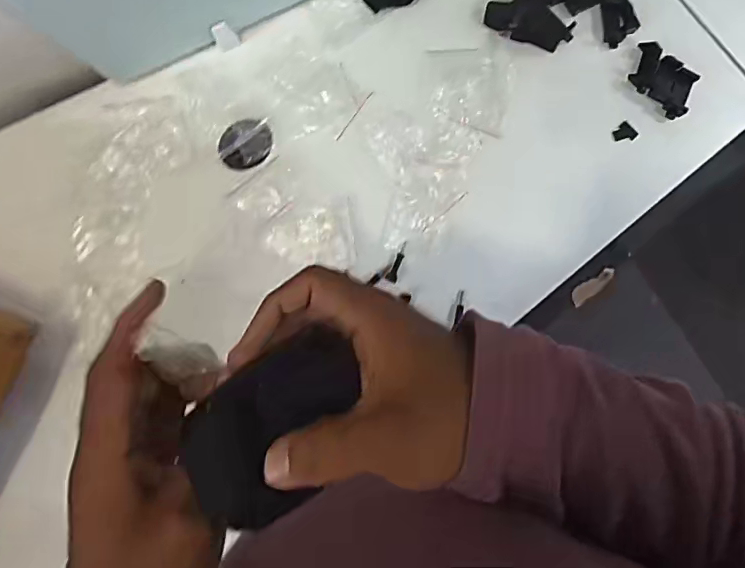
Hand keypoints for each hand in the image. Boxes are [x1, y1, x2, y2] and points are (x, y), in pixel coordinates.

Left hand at [70, 282, 220, 567]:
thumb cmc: (148, 566)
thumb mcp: (185, 509)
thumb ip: (206, 444)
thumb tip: (228, 392)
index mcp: (106, 453)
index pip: (111, 374)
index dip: (129, 327)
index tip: (158, 290)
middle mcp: (109, 447)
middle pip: (131, 379)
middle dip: (172, 354)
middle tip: (220, 358)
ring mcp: (126, 459)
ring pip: (151, 395)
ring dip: (186, 377)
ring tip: (229, 378)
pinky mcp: (145, 470)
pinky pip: (164, 417)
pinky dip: (192, 399)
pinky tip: (224, 401)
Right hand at [227, 266, 471, 491]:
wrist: (500, 415)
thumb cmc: (443, 417)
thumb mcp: (380, 439)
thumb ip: (323, 449)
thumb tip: (269, 460)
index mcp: (374, 316)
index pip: (313, 284)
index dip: (271, 311)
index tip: (246, 359)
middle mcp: (378, 316)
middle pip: (314, 305)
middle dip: (273, 336)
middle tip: (244, 385)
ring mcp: (386, 336)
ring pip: (326, 329)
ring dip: (291, 354)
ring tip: (262, 401)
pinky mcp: (391, 358)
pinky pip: (341, 351)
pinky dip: (312, 369)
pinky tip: (299, 410)